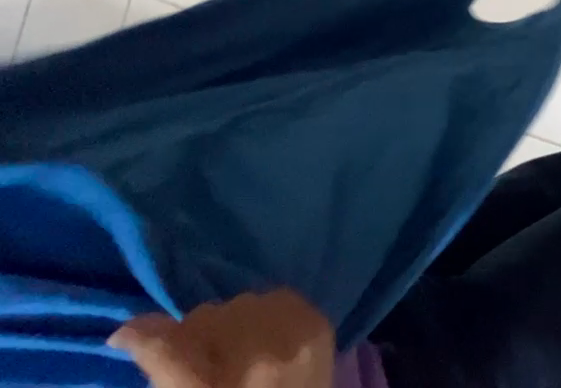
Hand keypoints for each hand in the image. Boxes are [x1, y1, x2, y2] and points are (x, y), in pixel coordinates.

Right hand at [109, 290, 333, 387]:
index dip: (141, 335)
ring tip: (232, 346)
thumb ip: (169, 376)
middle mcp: (255, 360)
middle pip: (207, 317)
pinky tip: (262, 334)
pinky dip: (265, 311)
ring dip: (230, 319)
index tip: (124, 336)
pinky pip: (281, 298)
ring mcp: (295, 338)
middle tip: (194, 353)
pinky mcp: (322, 324)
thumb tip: (150, 338)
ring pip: (243, 301)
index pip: (167, 349)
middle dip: (193, 332)